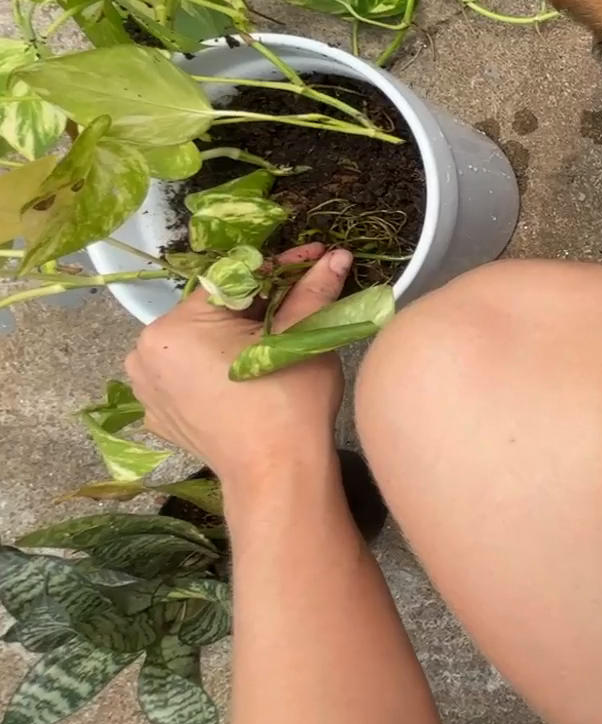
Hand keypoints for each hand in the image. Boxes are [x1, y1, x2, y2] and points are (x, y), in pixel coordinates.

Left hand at [126, 244, 352, 489]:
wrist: (275, 468)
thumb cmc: (289, 400)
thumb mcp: (304, 337)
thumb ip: (313, 292)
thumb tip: (334, 256)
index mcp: (174, 329)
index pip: (233, 280)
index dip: (281, 265)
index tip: (317, 256)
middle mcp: (146, 352)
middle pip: (217, 310)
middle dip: (265, 301)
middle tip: (310, 297)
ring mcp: (148, 385)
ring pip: (204, 339)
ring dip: (245, 330)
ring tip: (287, 334)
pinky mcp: (162, 410)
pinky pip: (195, 370)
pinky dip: (227, 360)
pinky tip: (260, 369)